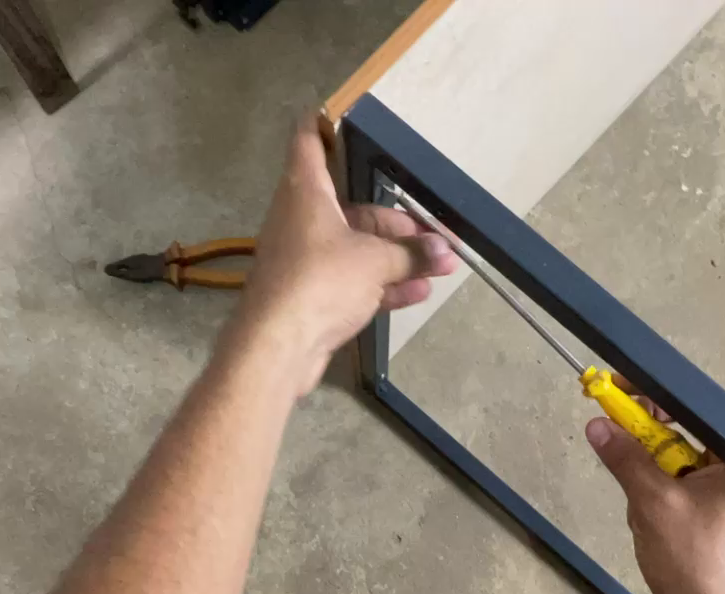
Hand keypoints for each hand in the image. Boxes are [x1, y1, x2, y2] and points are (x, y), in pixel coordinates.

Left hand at [230, 118, 459, 396]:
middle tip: (433, 235)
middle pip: (353, 209)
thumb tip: (446, 253)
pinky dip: (383, 285)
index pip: (309, 140)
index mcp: (306, 192)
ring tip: (438, 266)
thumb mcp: (374, 263)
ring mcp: (307, 261)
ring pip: (357, 250)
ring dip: (396, 259)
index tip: (346, 117)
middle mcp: (302, 220)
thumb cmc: (320, 283)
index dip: (325, 124)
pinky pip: (354, 282)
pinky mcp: (312, 298)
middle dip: (395, 223)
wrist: (278, 346)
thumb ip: (412, 256)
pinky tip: (419, 291)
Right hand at [585, 412, 724, 593]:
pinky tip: (651, 535)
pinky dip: (653, 510)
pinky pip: (673, 501)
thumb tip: (597, 424)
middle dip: (645, 456)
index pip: (693, 413)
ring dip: (646, 491)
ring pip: (671, 475)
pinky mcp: (709, 526)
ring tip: (645, 521)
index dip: (652, 397)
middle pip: (680, 443)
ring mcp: (724, 504)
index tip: (615, 388)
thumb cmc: (692, 559)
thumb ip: (625, 459)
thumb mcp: (653, 503)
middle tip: (616, 450)